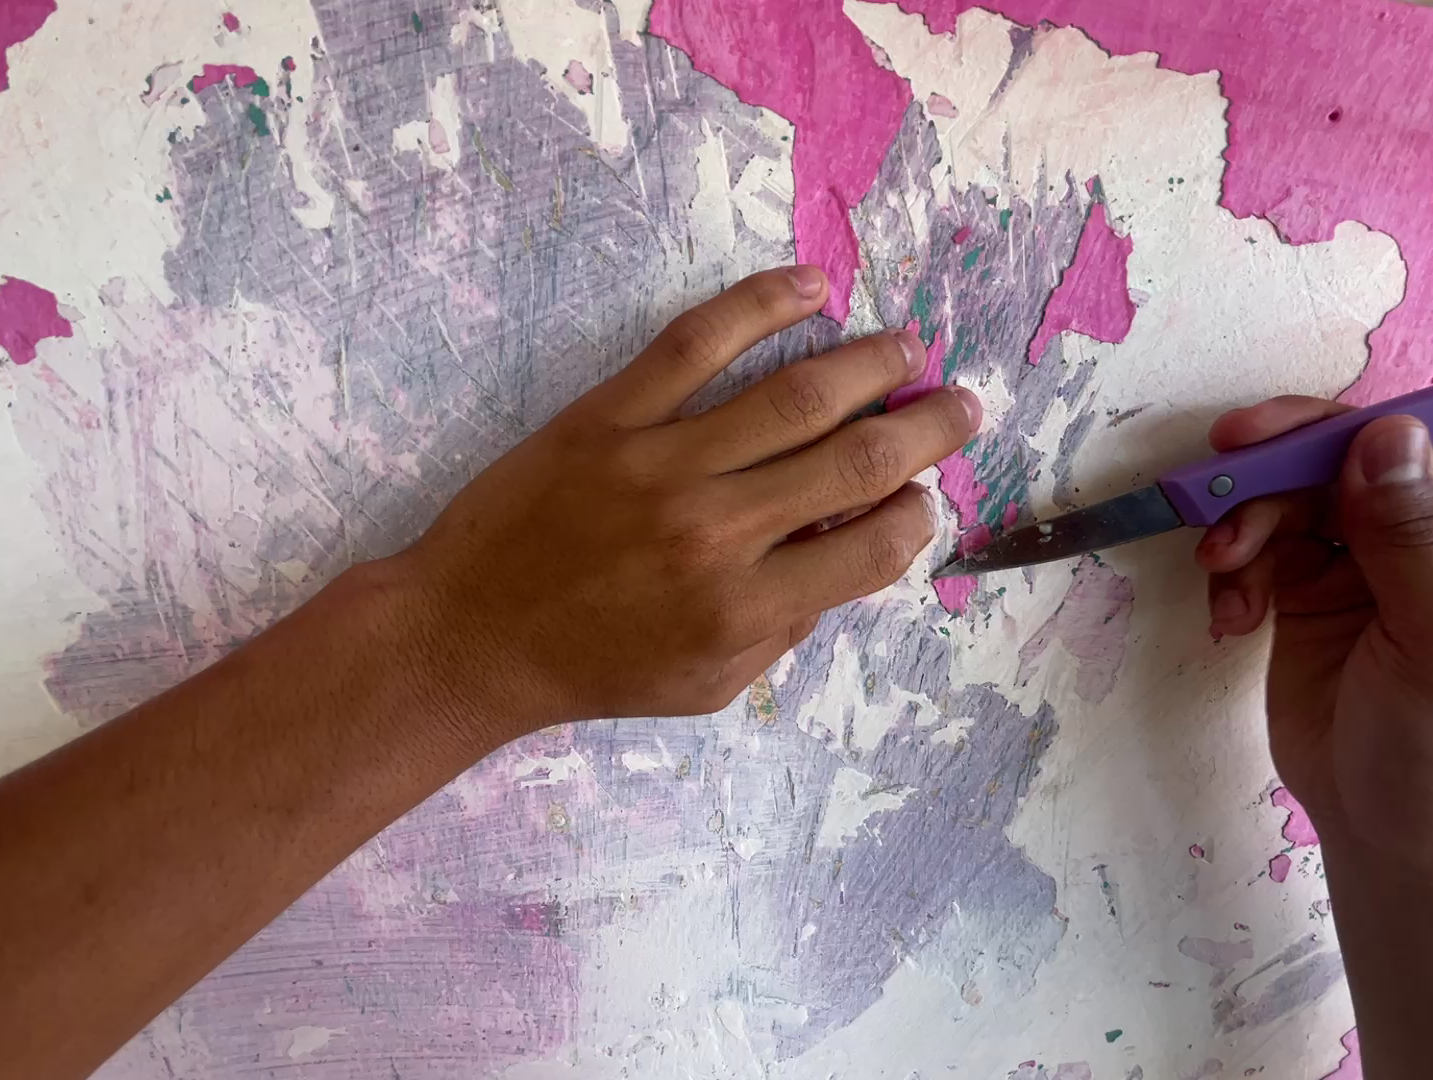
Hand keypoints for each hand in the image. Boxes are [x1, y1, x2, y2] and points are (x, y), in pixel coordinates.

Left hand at [374, 266, 978, 731]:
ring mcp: (662, 461)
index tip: (921, 498)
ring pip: (793, 394)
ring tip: (910, 348)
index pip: (871, 548)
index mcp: (745, 608)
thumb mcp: (709, 684)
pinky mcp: (610, 414)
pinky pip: (696, 343)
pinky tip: (809, 288)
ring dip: (868, 364)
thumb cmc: (595, 670)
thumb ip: (790, 626)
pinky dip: (760, 306)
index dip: (915, 518)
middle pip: (854, 461)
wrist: (469, 635)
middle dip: (927, 430)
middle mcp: (718, 530)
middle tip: (963, 404)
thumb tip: (852, 554)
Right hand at [1196, 297, 1432, 867]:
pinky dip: (1236, 569)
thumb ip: (1412, 537)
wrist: (1382, 822)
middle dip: (1305, 442)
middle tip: (1233, 447)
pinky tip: (1228, 615)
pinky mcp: (1310, 584)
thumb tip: (1383, 432)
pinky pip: (1263, 543)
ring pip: (1304, 489)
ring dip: (1249, 517)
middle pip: (1386, 443)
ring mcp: (1373, 555)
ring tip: (1223, 563)